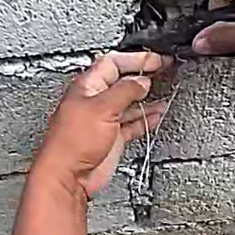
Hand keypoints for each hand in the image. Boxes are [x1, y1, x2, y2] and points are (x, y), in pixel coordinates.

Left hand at [32, 51, 169, 198]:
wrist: (68, 176)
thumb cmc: (72, 142)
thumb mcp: (102, 108)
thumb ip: (125, 91)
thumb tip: (142, 81)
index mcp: (88, 86)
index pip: (114, 62)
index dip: (136, 59)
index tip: (156, 59)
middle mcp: (95, 101)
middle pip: (123, 81)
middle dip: (144, 75)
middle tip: (163, 71)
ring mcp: (104, 120)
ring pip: (130, 103)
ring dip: (148, 98)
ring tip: (165, 92)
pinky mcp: (111, 138)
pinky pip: (132, 124)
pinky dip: (145, 119)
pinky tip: (156, 116)